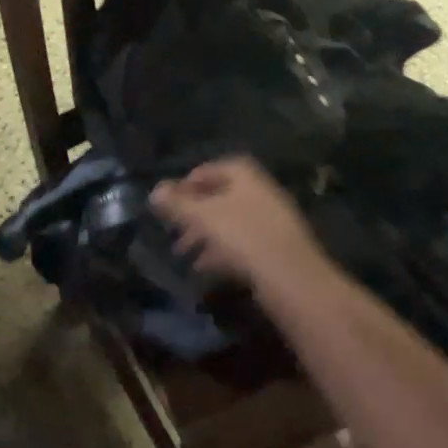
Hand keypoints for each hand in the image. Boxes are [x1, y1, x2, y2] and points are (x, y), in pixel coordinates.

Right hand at [151, 157, 322, 280]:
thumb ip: (176, 203)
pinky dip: (221, 252)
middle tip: (173, 229)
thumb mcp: (201, 216)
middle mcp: (261, 193)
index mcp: (245, 177)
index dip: (188, 182)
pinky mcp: (276, 249)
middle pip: (220, 197)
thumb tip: (154, 190)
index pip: (212, 169)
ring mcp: (271, 222)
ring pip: (230, 222)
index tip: (170, 200)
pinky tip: (205, 268)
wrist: (292, 278)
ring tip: (184, 254)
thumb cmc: (242, 236)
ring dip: (205, 235)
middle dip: (193, 213)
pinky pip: (243, 244)